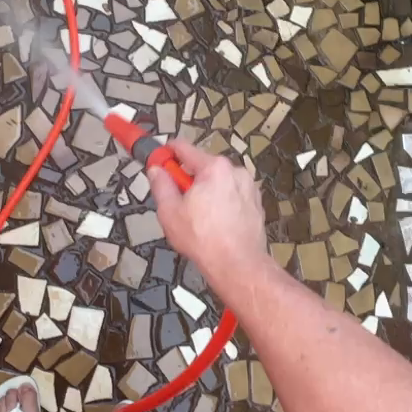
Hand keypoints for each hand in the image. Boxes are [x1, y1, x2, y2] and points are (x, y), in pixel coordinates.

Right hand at [146, 140, 269, 284]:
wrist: (238, 264)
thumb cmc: (204, 239)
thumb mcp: (170, 212)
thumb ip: (161, 185)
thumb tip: (156, 170)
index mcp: (213, 168)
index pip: (183, 147)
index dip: (166, 152)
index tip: (157, 160)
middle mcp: (234, 170)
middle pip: (202, 166)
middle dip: (187, 179)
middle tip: (177, 201)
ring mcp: (248, 186)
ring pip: (218, 182)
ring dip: (206, 192)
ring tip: (197, 218)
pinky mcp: (256, 202)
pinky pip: (232, 194)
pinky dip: (222, 203)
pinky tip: (215, 224)